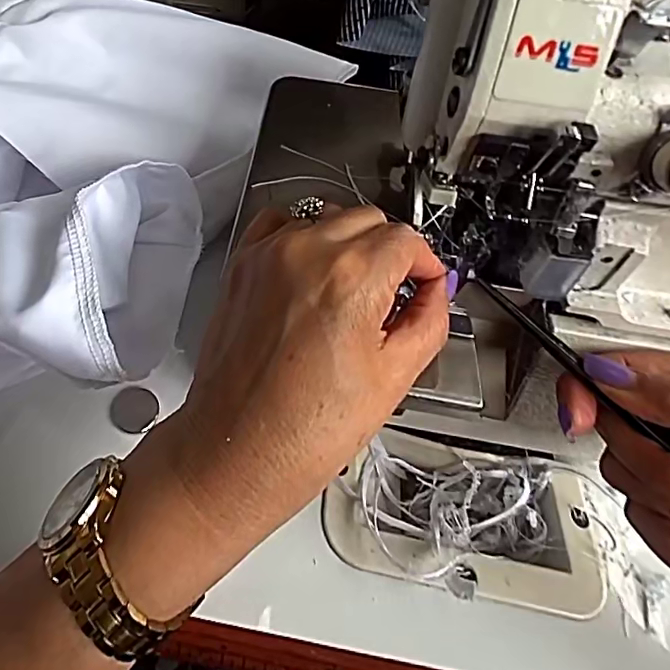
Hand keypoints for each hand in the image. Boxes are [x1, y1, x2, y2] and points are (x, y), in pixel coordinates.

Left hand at [108, 204, 449, 614]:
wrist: (235, 452)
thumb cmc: (301, 432)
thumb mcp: (395, 378)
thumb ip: (429, 320)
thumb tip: (434, 292)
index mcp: (351, 279)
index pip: (407, 240)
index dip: (425, 264)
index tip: (424, 282)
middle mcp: (307, 255)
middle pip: (371, 221)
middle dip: (392, 253)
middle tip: (394, 292)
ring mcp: (270, 255)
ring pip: (331, 217)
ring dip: (351, 243)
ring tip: (353, 292)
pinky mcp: (244, 265)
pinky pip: (284, 223)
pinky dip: (306, 236)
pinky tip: (315, 273)